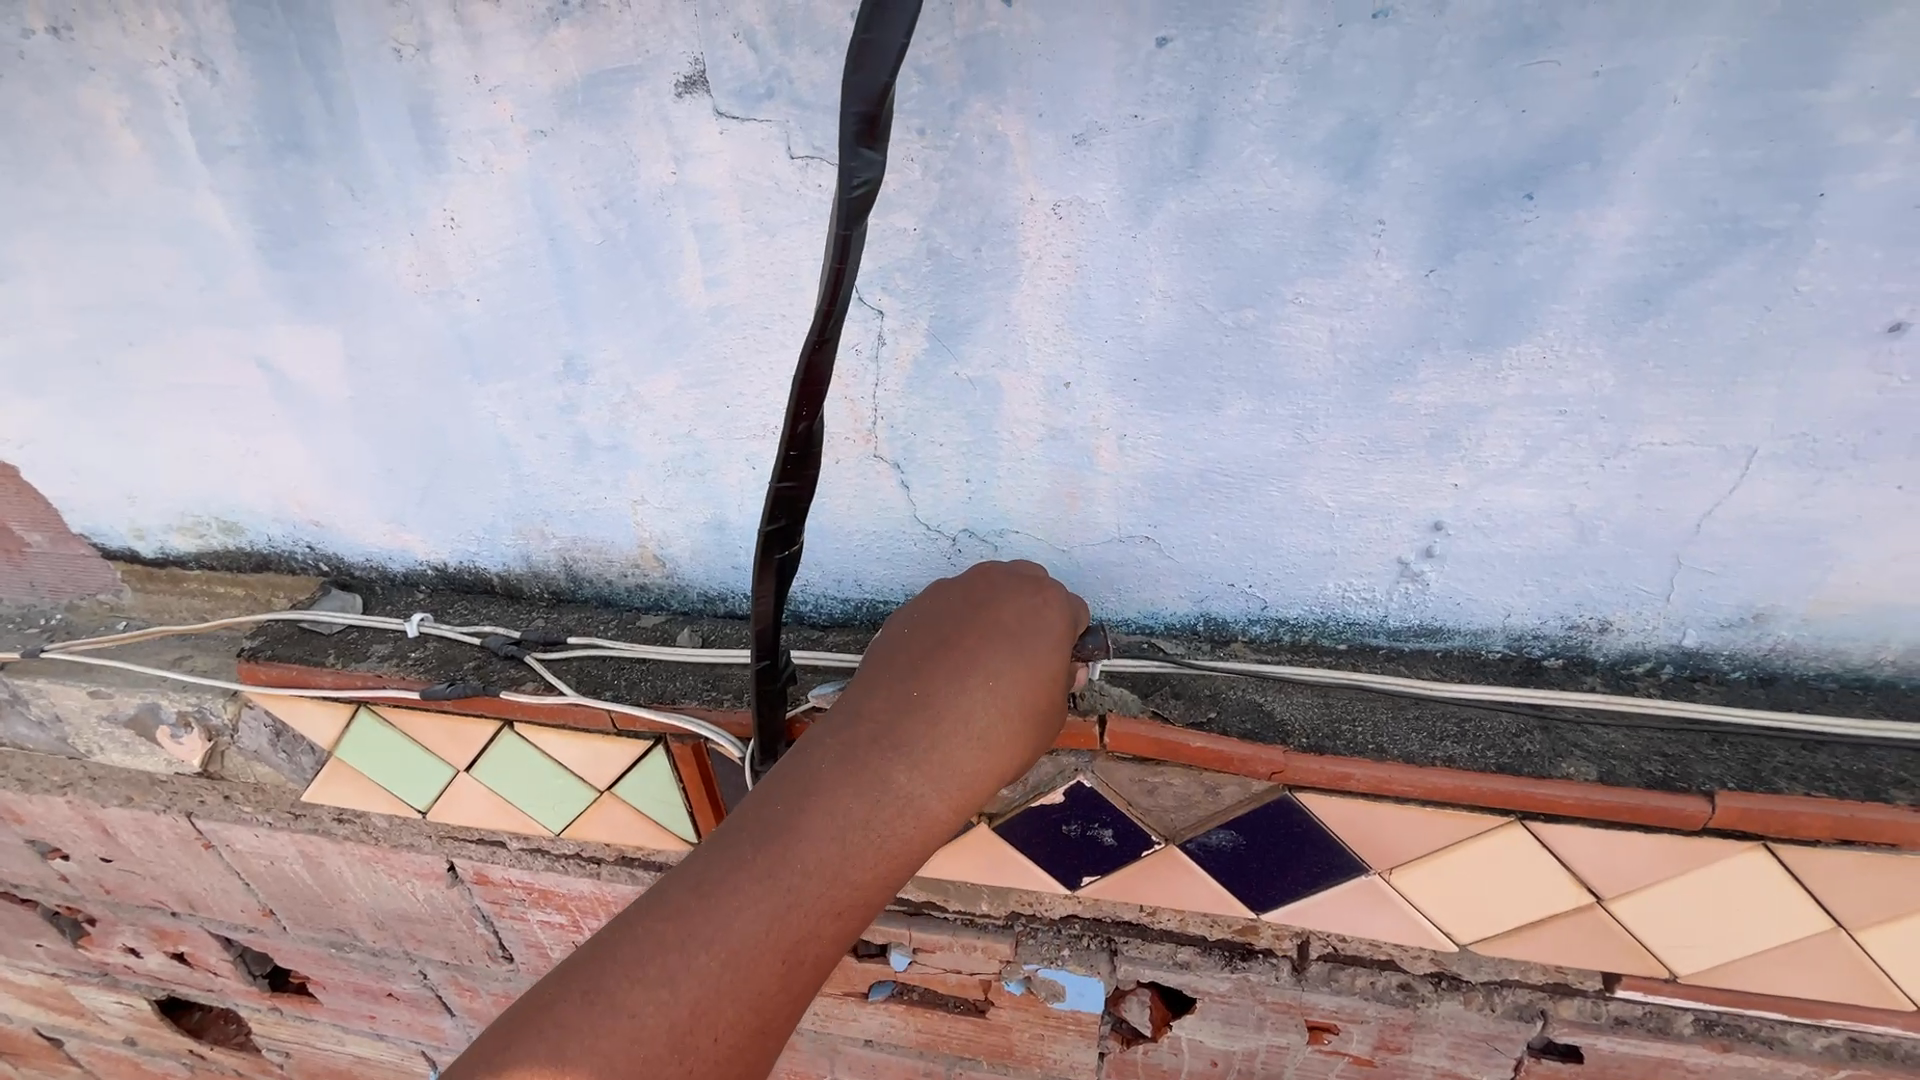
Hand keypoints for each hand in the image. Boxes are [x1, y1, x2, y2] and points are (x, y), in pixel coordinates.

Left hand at [830, 560, 1090, 803]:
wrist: (909, 746)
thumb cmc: (997, 734)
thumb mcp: (1050, 716)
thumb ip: (1060, 680)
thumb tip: (1060, 669)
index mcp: (1046, 603)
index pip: (1072, 611)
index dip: (1066, 643)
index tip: (1053, 670)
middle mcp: (999, 583)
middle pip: (1027, 587)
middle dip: (1029, 617)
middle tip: (1018, 664)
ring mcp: (950, 590)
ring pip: (982, 594)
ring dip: (988, 619)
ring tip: (973, 670)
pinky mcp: (912, 607)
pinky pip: (943, 612)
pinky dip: (948, 632)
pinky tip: (938, 673)